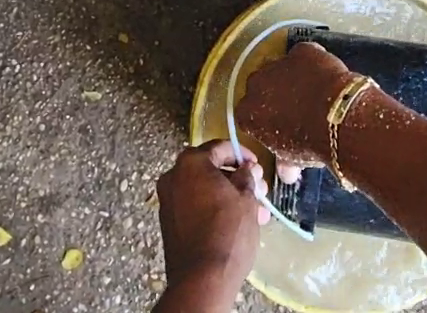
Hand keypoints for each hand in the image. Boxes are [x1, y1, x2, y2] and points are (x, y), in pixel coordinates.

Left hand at [155, 141, 266, 303]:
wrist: (202, 279)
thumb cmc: (227, 231)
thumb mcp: (246, 197)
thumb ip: (246, 176)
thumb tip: (247, 168)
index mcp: (190, 162)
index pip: (220, 147)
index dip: (242, 154)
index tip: (257, 165)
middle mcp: (173, 176)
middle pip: (211, 169)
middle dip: (237, 180)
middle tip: (259, 190)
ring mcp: (168, 201)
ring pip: (204, 190)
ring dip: (228, 197)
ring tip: (255, 213)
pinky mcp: (169, 224)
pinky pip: (195, 207)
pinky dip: (213, 209)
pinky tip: (235, 224)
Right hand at [235, 42, 355, 176]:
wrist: (337, 119)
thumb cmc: (310, 143)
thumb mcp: (292, 158)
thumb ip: (284, 164)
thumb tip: (287, 175)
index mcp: (247, 111)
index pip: (248, 114)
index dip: (263, 120)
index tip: (277, 127)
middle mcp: (256, 83)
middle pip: (261, 87)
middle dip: (274, 95)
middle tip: (296, 110)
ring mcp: (279, 62)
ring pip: (281, 69)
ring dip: (292, 78)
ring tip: (314, 94)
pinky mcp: (302, 50)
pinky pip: (304, 56)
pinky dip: (313, 64)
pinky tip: (325, 78)